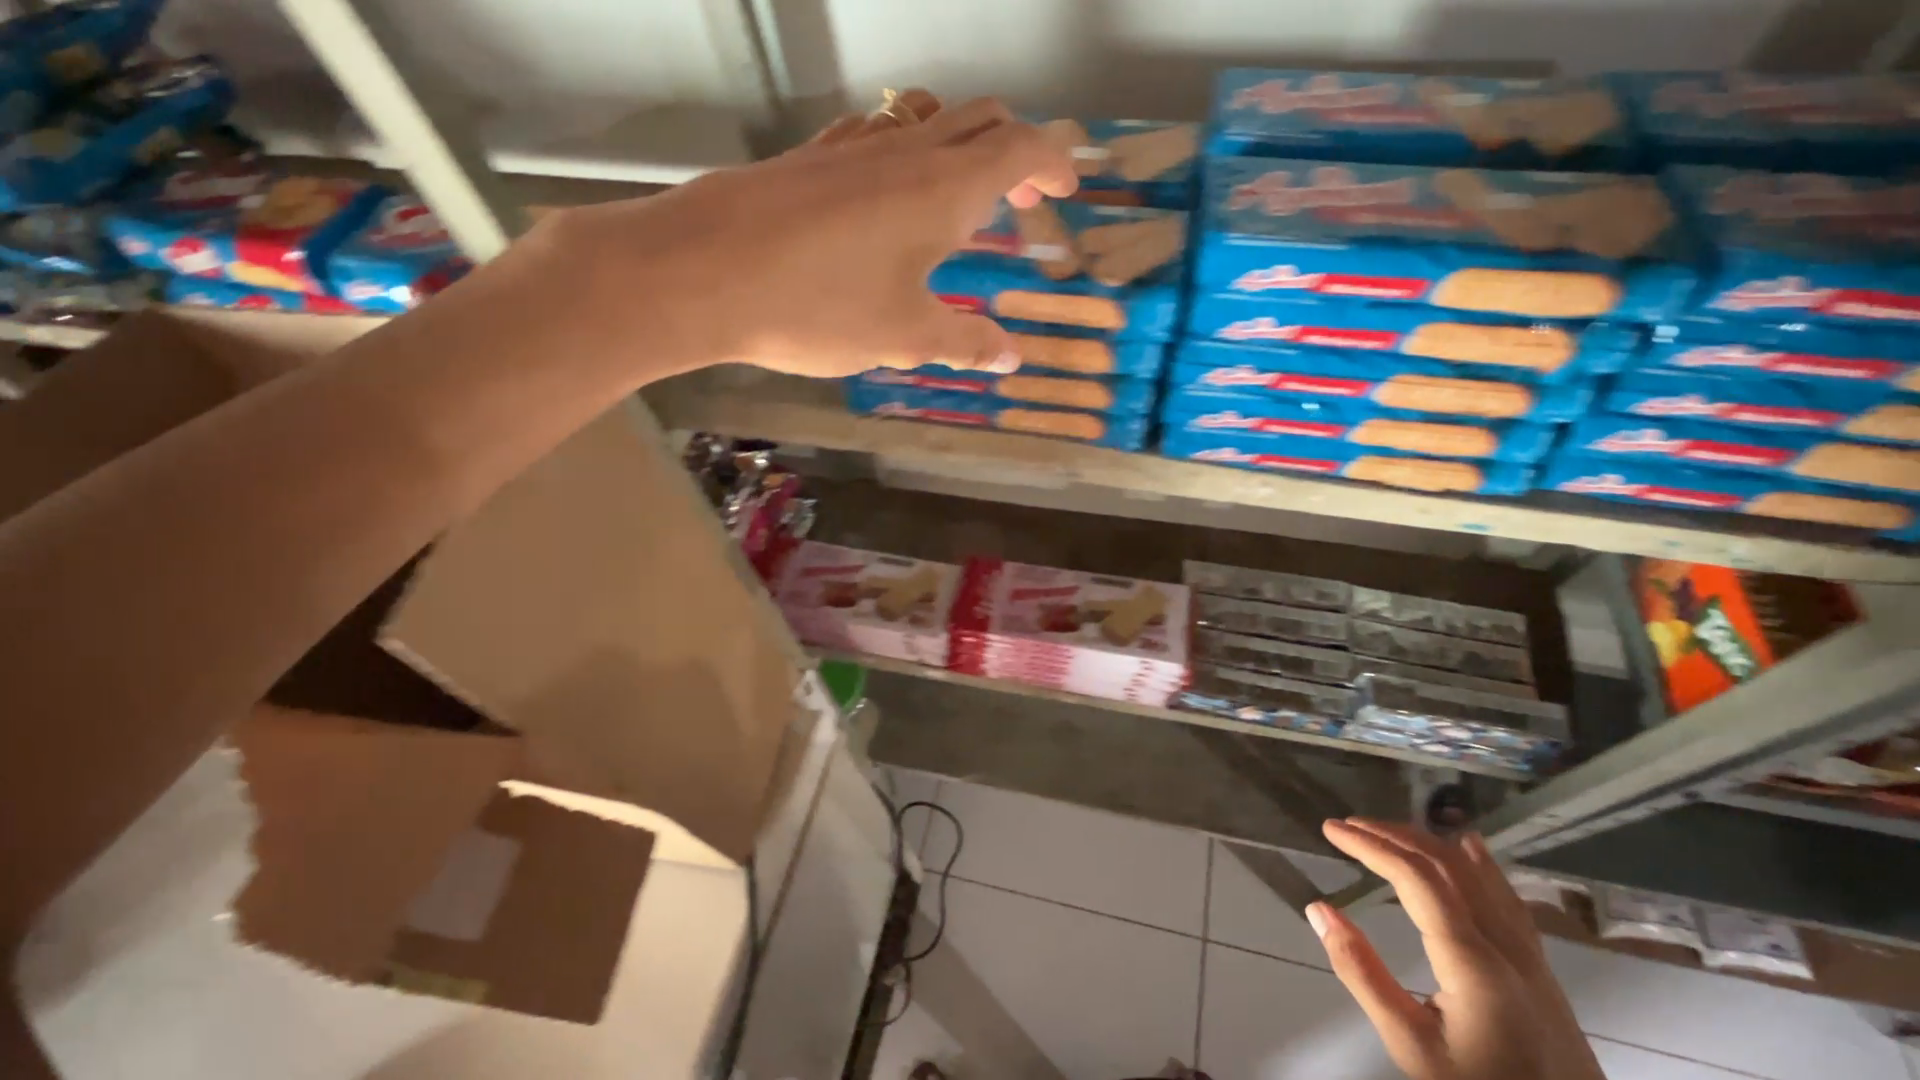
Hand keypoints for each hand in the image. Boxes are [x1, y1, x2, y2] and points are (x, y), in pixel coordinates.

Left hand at [539, 92, 1077, 378]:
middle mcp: (908, 151)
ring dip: (959, 142)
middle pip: (981, 118)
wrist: (702, 271)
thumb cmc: (818, 306)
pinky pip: (874, 134)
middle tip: (1024, 193)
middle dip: (1016, 146)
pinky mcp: (811, 157)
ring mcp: (855, 147)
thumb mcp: (903, 336)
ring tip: (959, 191)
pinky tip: (885, 191)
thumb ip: (964, 341)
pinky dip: (903, 149)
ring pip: (926, 117)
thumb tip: (1010, 356)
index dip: (1055, 161)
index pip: (1023, 149)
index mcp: (946, 188)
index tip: (1067, 189)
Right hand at [1308, 819, 1605, 1079]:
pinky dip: (1474, 860)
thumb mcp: (1409, 1043)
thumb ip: (1362, 973)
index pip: (1415, 877)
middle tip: (1347, 827)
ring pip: (1476, 871)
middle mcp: (1502, 940)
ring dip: (1426, 842)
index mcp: (1470, 958)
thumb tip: (1319, 910)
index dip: (1371, 845)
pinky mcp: (1538, 960)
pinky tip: (1466, 847)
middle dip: (1392, 835)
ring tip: (1385, 833)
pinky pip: (1503, 891)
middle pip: (1446, 863)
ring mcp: (1527, 947)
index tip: (1331, 830)